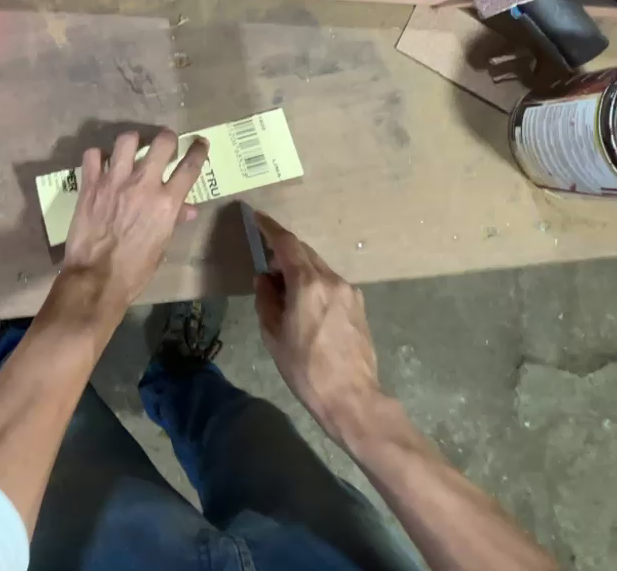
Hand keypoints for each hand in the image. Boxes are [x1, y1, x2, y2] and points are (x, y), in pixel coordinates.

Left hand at [61, 129, 208, 314]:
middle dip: (167, 138)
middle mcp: (144, 184)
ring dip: (132, 141)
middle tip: (165, 142)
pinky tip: (100, 162)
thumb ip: (173, 220)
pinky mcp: (91, 184)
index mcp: (167, 202)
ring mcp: (115, 181)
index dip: (198, 150)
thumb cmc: (135, 269)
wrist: (97, 278)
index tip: (200, 142)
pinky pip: (92, 155)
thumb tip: (188, 208)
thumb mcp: (161, 246)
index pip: (190, 166)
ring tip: (132, 146)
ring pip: (127, 140)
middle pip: (162, 143)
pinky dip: (97, 156)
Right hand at [253, 211, 391, 441]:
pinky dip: (314, 282)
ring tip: (284, 286)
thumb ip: (266, 300)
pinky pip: (331, 283)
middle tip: (266, 258)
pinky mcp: (359, 305)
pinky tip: (306, 302)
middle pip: (304, 252)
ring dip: (300, 268)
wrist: (352, 399)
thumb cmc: (305, 369)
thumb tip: (264, 279)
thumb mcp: (274, 335)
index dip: (270, 228)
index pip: (286, 243)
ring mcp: (349, 292)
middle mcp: (331, 280)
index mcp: (308, 284)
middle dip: (284, 250)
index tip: (257, 217)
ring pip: (319, 267)